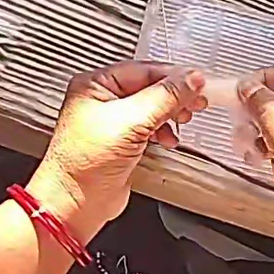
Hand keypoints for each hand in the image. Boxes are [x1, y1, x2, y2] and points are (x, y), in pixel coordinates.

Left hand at [30, 62, 205, 242]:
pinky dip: (163, 131)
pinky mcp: (121, 142)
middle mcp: (102, 100)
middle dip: (175, 96)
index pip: (144, 70)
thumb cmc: (84, 164)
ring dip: (171, 114)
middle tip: (196, 102)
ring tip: (183, 119)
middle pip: (150, 88)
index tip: (198, 83)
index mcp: (96, 85)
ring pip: (152, 108)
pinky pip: (150, 127)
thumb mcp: (131, 122)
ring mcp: (112, 122)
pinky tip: (169, 138)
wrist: (75, 204)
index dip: (173, 76)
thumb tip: (190, 80)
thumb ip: (165, 97)